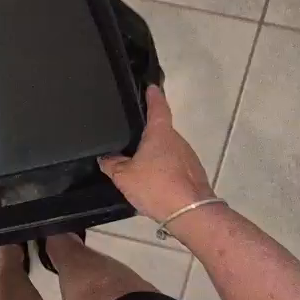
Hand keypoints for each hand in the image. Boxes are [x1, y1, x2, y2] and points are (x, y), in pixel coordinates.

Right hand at [99, 86, 216, 221]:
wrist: (191, 213)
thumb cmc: (156, 186)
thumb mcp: (124, 176)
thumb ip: (111, 164)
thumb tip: (105, 157)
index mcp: (160, 134)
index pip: (158, 107)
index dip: (153, 96)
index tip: (151, 87)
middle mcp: (177, 141)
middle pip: (161, 131)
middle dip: (147, 134)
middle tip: (130, 138)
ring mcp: (188, 158)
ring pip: (167, 150)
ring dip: (154, 155)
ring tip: (137, 165)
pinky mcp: (193, 175)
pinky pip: (174, 166)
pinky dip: (163, 170)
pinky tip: (152, 183)